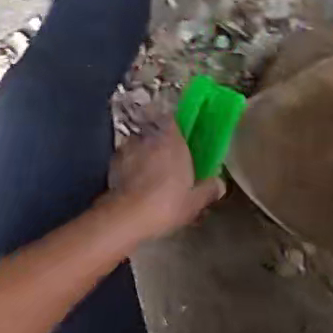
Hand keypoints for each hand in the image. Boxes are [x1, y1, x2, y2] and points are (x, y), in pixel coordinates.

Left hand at [104, 121, 225, 240]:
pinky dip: (131, 164)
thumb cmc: (168, 203)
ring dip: (144, 154)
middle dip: (160, 144)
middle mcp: (147, 137)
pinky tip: (136, 181)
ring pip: (139, 144)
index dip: (173, 125)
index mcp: (171, 141)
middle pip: (154, 132)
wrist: (129, 213)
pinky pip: (126, 157)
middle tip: (168, 161)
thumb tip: (219, 184)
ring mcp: (127, 147)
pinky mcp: (113, 160)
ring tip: (150, 173)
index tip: (178, 136)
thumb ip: (209, 189)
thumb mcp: (195, 201)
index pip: (170, 119)